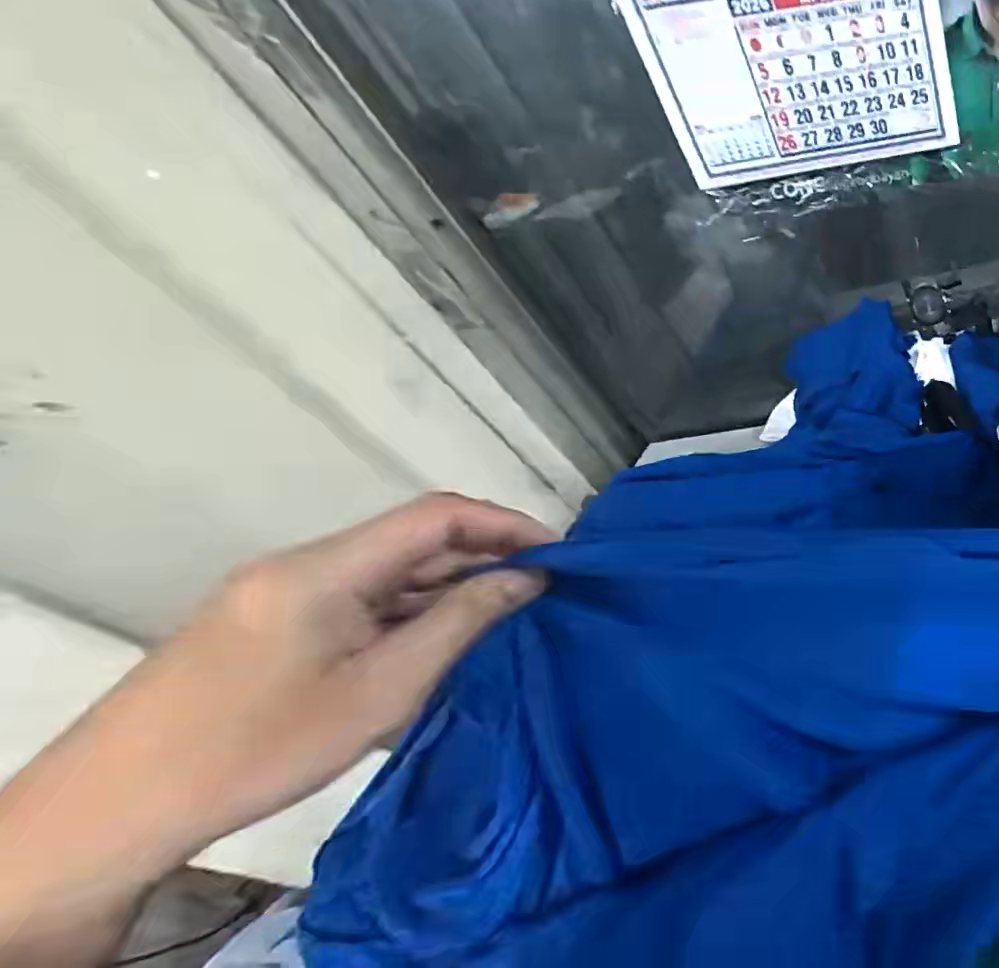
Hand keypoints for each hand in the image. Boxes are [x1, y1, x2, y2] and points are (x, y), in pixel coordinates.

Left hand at [0, 495, 554, 884]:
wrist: (106, 819)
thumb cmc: (259, 749)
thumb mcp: (384, 688)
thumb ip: (464, 620)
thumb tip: (529, 576)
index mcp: (324, 569)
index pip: (436, 516)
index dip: (506, 523)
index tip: (557, 551)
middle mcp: (303, 565)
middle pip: (415, 537)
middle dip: (486, 552)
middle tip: (545, 582)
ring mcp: (284, 592)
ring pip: (392, 568)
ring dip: (453, 581)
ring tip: (510, 607)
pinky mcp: (274, 620)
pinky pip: (366, 595)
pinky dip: (416, 605)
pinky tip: (447, 631)